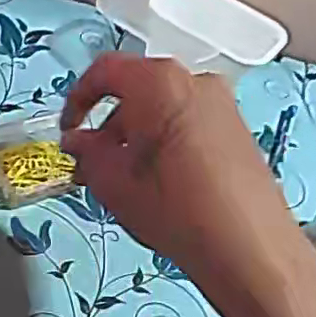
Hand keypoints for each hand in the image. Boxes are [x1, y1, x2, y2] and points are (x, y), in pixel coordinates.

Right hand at [62, 54, 315, 311]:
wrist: (247, 245)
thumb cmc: (175, 211)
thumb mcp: (113, 183)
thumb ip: (88, 153)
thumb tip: (78, 141)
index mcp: (159, 84)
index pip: (105, 71)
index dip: (77, 99)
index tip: (69, 130)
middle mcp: (194, 81)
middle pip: (136, 89)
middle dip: (107, 124)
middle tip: (91, 163)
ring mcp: (220, 103)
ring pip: (161, 107)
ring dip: (132, 135)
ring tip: (122, 179)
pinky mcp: (235, 127)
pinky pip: (185, 120)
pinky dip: (160, 140)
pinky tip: (154, 181)